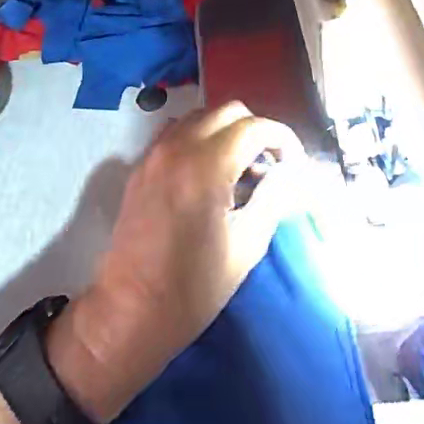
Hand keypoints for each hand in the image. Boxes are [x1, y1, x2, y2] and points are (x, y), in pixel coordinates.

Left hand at [46, 102, 314, 423]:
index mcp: (205, 167)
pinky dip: (202, 139)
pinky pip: (178, 133)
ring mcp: (154, 155)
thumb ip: (274, 197)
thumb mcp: (247, 245)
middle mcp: (177, 149)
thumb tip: (292, 173)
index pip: (254, 126)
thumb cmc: (193, 287)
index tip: (294, 164)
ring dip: (228, 131)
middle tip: (272, 164)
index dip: (283, 138)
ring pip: (201, 116)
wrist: (128, 313)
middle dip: (257, 130)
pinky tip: (212, 175)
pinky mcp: (141, 167)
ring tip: (242, 169)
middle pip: (228, 111)